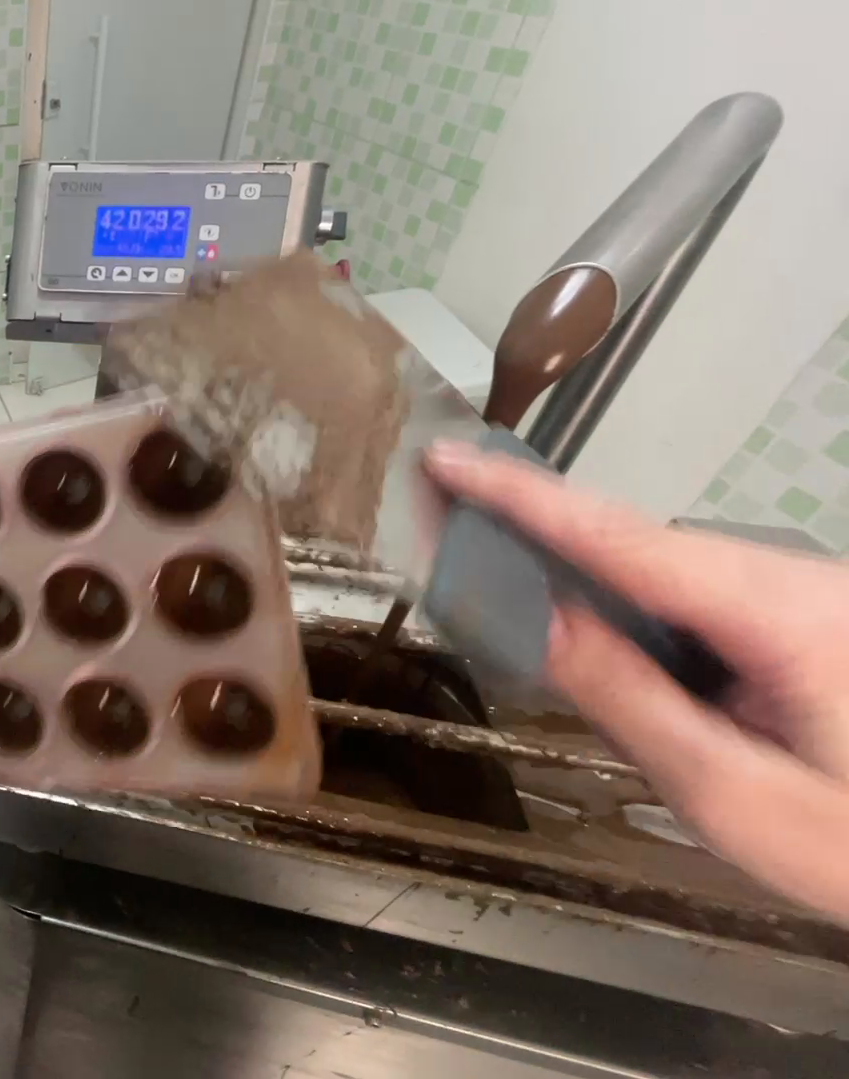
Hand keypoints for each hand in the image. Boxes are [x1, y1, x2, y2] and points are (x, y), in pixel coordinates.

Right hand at [425, 441, 848, 923]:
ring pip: (659, 564)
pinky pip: (687, 589)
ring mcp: (808, 595)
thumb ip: (624, 698)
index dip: (521, 497)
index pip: (622, 539)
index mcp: (788, 617)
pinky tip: (589, 628)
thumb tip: (530, 622)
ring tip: (501, 583)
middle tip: (443, 523)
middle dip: (533, 531)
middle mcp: (801, 584)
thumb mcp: (732, 791)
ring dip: (573, 572)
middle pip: (636, 541)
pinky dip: (619, 598)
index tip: (446, 460)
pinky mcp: (807, 615)